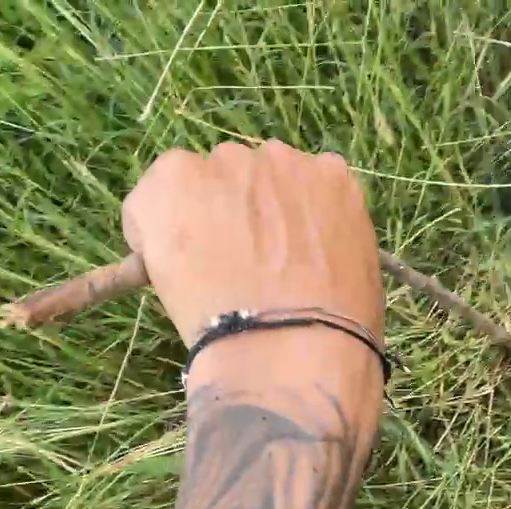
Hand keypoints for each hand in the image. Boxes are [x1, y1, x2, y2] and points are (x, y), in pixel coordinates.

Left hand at [120, 141, 383, 350]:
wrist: (293, 347)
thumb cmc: (341, 328)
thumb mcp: (360, 277)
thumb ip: (329, 246)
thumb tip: (303, 258)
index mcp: (331, 179)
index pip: (297, 188)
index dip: (283, 224)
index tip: (278, 255)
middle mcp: (279, 158)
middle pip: (246, 179)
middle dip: (239, 216)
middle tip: (240, 269)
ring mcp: (224, 165)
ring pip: (198, 187)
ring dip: (198, 223)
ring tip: (206, 281)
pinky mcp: (173, 180)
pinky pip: (151, 206)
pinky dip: (153, 237)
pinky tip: (172, 280)